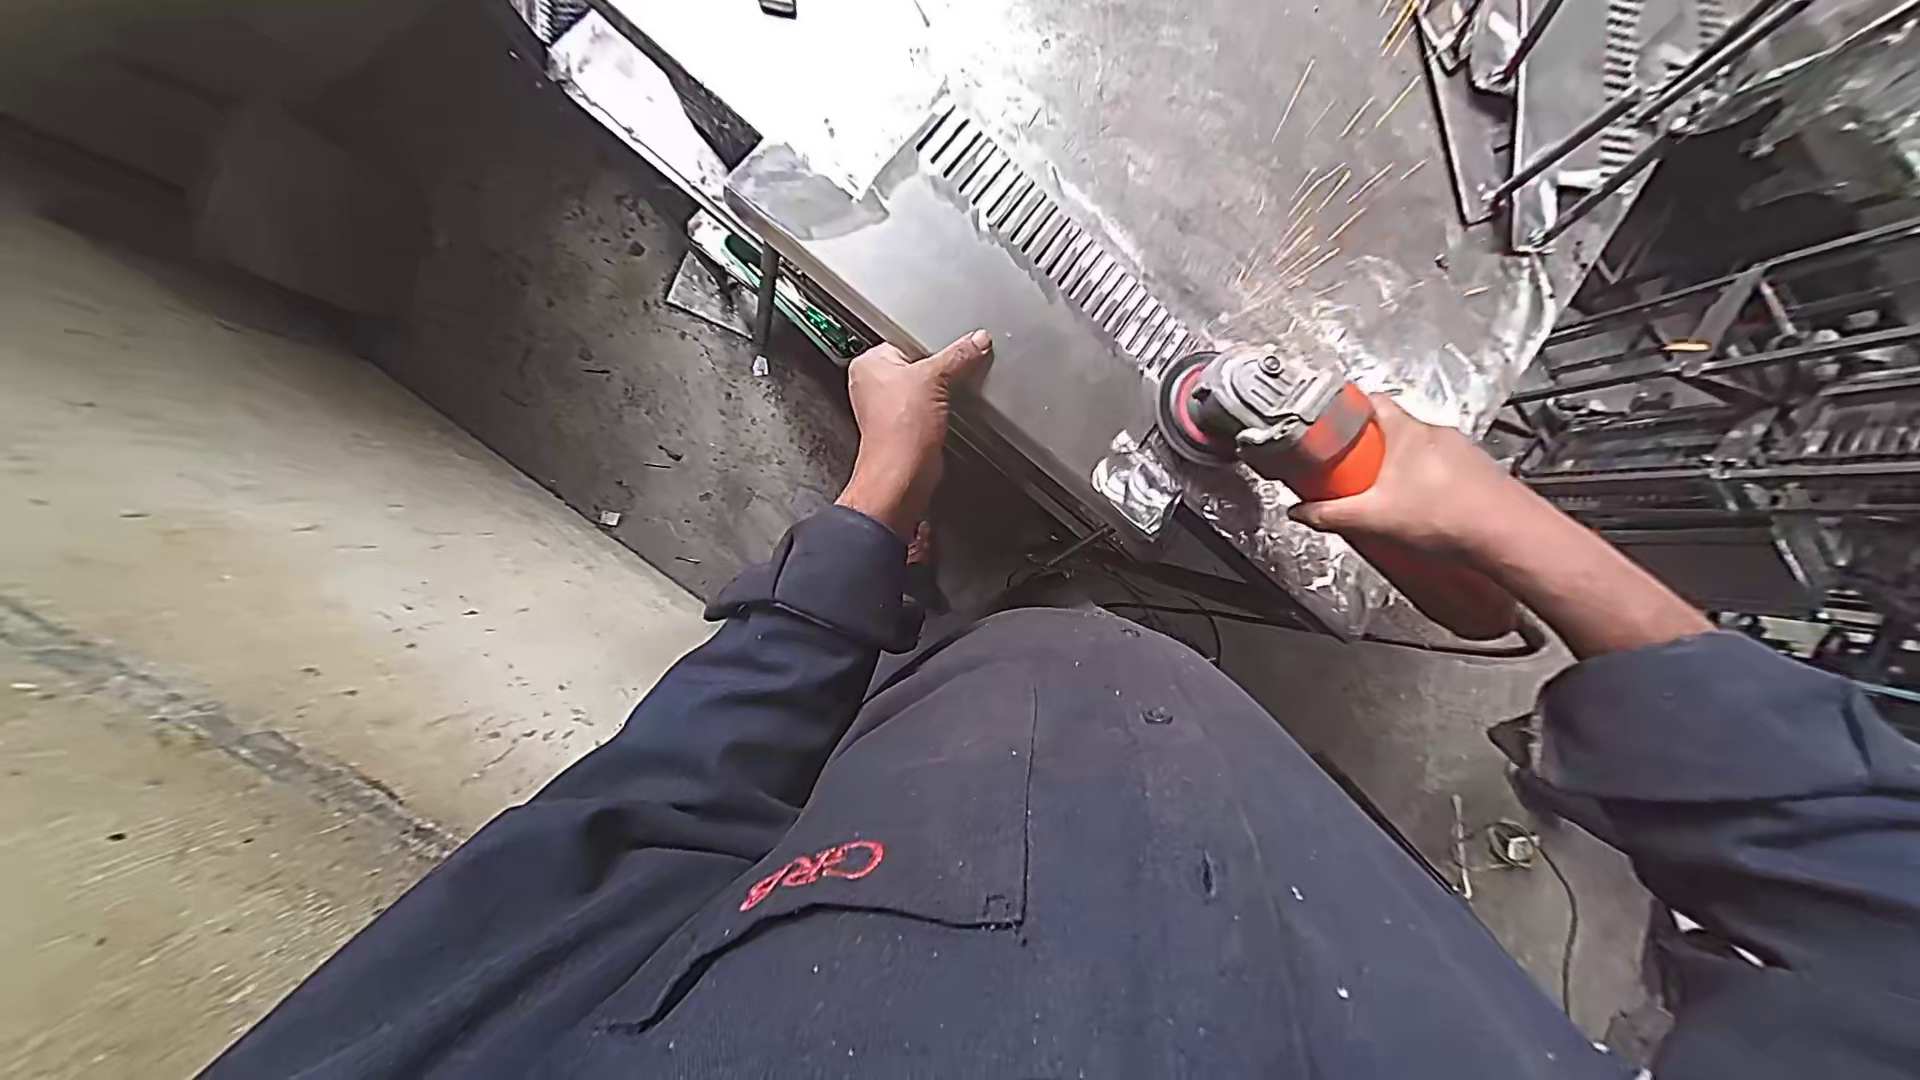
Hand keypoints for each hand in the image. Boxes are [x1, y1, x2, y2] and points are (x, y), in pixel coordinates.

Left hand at [835, 331, 992, 538]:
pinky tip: (946, 414)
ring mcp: (889, 408)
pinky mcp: (906, 427)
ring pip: (924, 388)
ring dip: (940, 393)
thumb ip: (958, 355)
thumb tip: (976, 340)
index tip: (953, 345)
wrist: (904, 474)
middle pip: (918, 364)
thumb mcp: (935, 378)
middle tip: (951, 373)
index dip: (931, 342)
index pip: (906, 339)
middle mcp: (874, 385)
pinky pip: (929, 409)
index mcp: (870, 363)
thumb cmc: (899, 431)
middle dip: (938, 370)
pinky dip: (940, 410)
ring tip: (946, 398)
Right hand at [1288, 394, 1539, 559]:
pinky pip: (1430, 468)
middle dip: (1361, 451)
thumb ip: (1327, 513)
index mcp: (1408, 431)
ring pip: (1409, 450)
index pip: (1369, 401)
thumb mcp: (1370, 517)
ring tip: (1374, 495)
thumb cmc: (1452, 516)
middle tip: (1344, 473)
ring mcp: (1456, 451)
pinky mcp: (1470, 472)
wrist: (1509, 538)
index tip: (1327, 428)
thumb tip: (1300, 512)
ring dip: (1388, 468)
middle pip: (1385, 430)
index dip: (1344, 410)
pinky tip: (1407, 507)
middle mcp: (1435, 434)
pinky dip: (1413, 482)